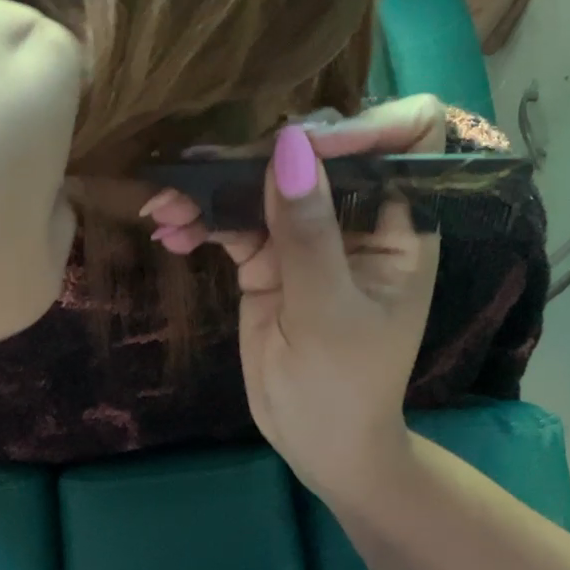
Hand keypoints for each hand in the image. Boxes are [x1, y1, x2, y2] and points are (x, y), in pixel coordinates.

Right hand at [200, 103, 442, 501]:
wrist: (316, 442)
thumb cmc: (344, 386)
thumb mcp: (328, 311)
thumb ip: (308, 231)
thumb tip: (291, 146)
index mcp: (401, 224)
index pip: (406, 139)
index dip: (361, 128)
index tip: (297, 152)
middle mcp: (357, 218)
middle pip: (314, 154)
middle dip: (256, 159)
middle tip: (197, 175)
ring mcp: (308, 237)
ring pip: (263, 186)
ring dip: (212, 190)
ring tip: (163, 206)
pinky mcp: (268, 259)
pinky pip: (233, 224)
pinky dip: (200, 223)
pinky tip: (168, 232)